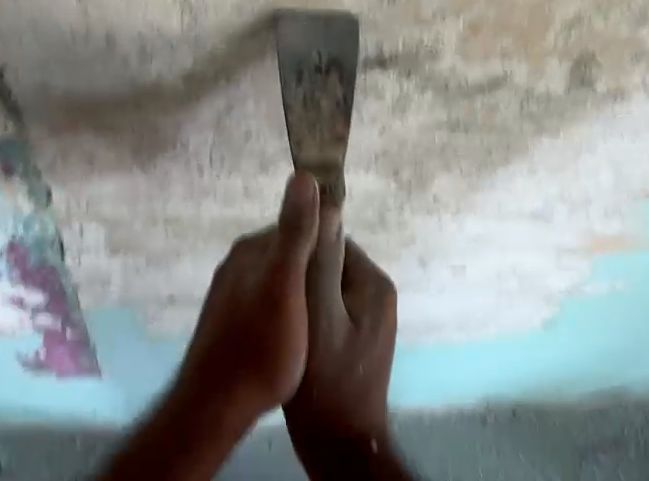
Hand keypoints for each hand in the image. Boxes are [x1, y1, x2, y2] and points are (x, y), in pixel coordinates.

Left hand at [172, 172, 322, 423]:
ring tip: (318, 324)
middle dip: (312, 270)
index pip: (297, 228)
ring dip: (299, 294)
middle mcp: (236, 265)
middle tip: (335, 302)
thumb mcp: (287, 285)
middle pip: (287, 254)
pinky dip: (284, 313)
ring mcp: (229, 295)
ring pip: (277, 282)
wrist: (214, 407)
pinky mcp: (228, 322)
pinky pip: (265, 305)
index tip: (344, 273)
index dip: (324, 245)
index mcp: (251, 250)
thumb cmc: (261, 347)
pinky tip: (294, 338)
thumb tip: (305, 175)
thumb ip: (296, 231)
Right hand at [286, 213, 398, 467]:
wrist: (339, 446)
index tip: (274, 274)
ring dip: (299, 298)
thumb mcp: (317, 314)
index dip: (298, 251)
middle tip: (272, 301)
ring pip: (322, 287)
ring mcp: (367, 317)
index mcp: (373, 282)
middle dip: (299, 275)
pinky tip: (287, 336)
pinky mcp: (355, 338)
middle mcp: (375, 293)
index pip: (329, 240)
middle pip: (326, 262)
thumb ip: (320, 261)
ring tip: (278, 320)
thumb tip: (323, 201)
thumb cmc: (326, 382)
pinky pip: (325, 310)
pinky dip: (305, 317)